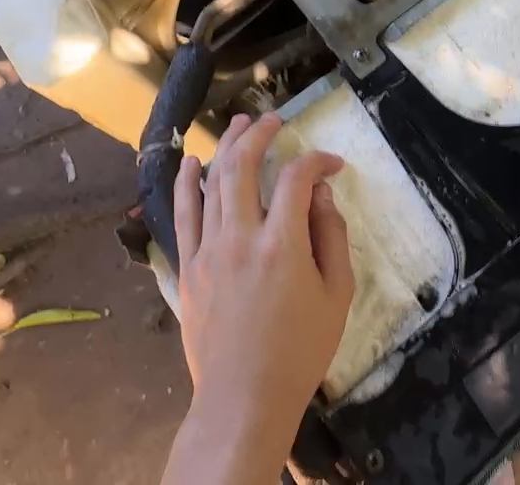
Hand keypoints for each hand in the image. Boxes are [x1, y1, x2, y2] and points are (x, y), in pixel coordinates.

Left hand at [169, 112, 352, 475]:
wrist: (243, 399)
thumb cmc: (300, 350)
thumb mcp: (336, 295)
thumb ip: (332, 237)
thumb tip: (321, 194)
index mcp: (282, 244)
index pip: (298, 179)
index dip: (318, 161)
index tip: (333, 165)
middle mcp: (240, 237)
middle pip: (243, 166)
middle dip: (259, 133)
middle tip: (273, 119)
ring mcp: (208, 251)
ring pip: (212, 183)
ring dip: (226, 147)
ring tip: (239, 124)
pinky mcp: (188, 268)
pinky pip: (183, 215)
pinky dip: (186, 184)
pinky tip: (192, 162)